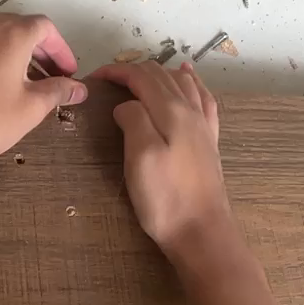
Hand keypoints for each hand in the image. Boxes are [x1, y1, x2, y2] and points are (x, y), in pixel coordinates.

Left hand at [0, 14, 86, 184]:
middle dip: (37, 50)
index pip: (45, 28)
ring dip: (8, 52)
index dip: (60, 49)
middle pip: (17, 27)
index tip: (68, 72)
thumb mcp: (31, 108)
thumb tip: (80, 88)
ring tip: (16, 81)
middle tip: (49, 77)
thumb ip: (58, 91)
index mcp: (10, 34)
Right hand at [92, 60, 235, 260]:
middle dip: (133, 70)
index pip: (142, 76)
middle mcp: (190, 110)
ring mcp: (203, 125)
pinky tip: (188, 77)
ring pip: (182, 82)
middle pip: (161, 75)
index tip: (94, 78)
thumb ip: (133, 119)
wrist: (203, 233)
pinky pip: (203, 97)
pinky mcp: (209, 140)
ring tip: (139, 75)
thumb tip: (127, 103)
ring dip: (158, 72)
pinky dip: (191, 81)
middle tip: (108, 82)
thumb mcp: (140, 156)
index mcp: (171, 111)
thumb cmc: (165, 198)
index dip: (117, 71)